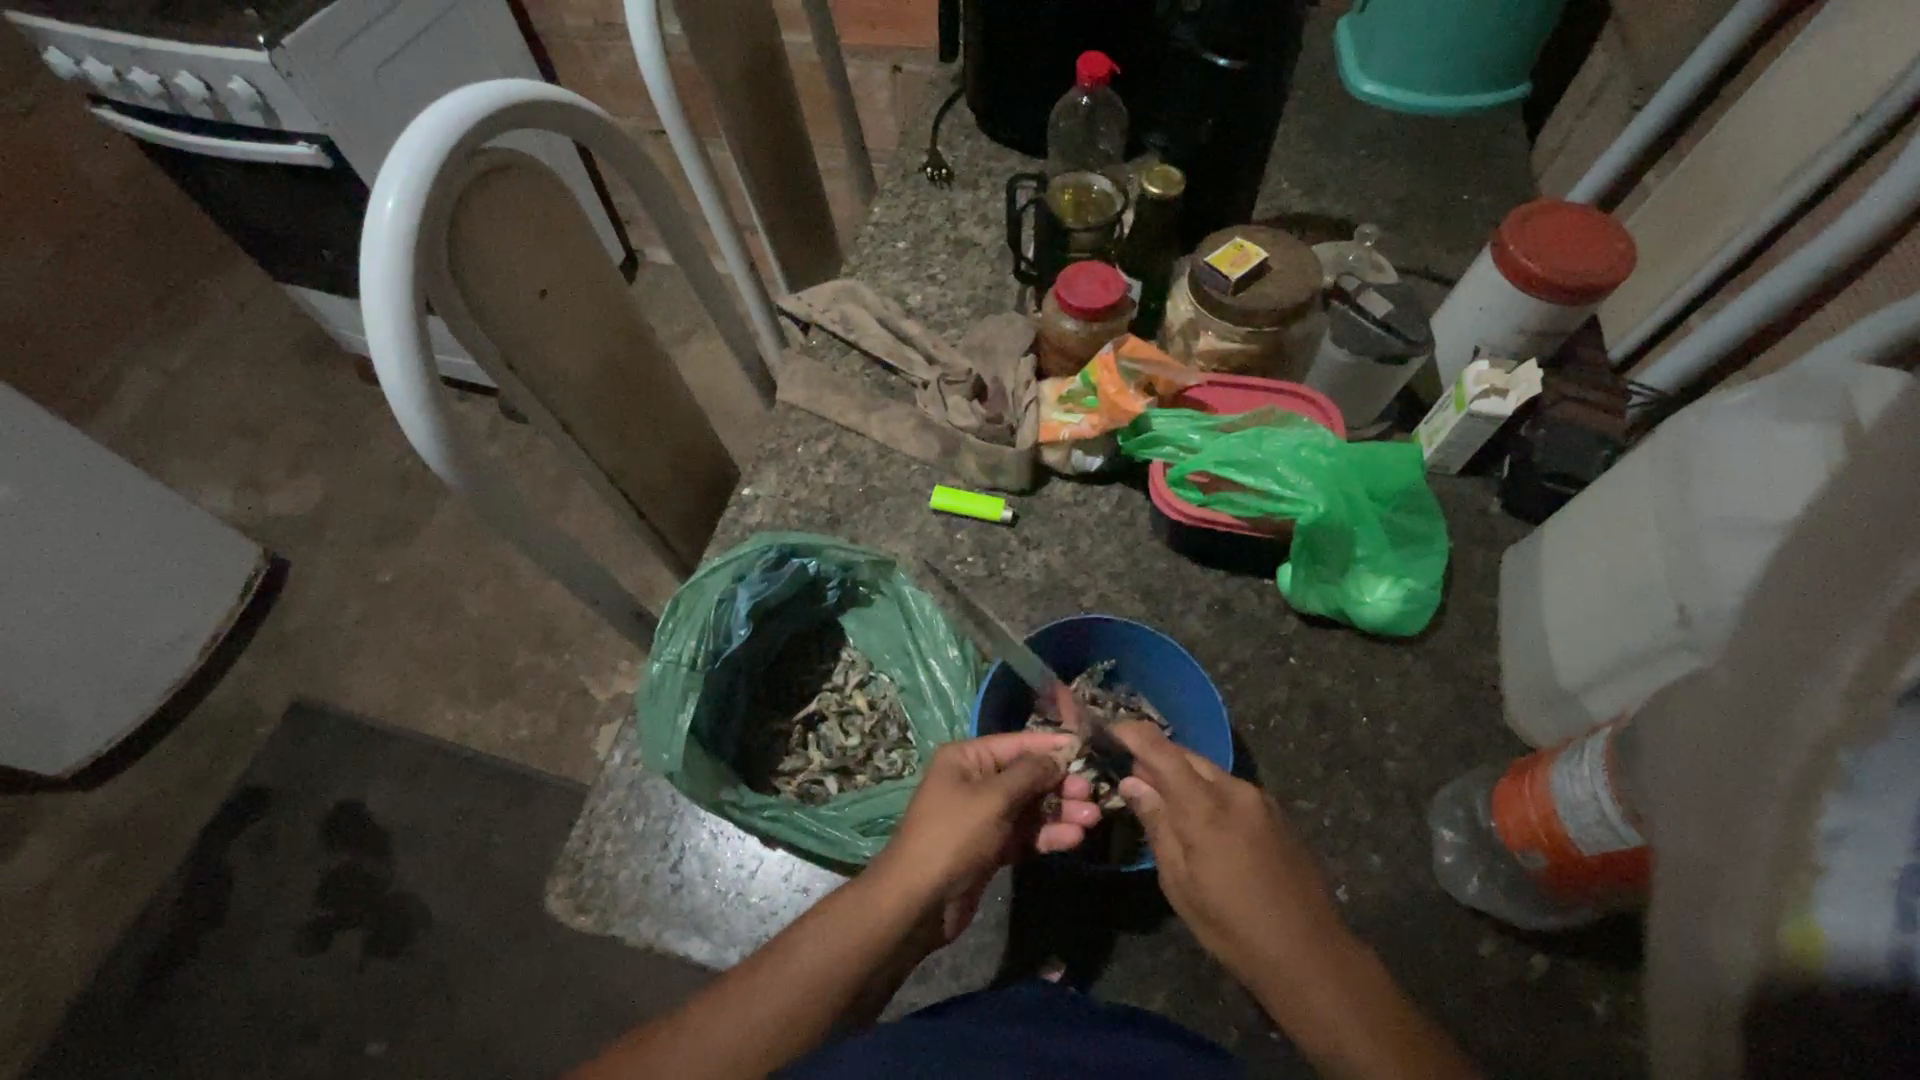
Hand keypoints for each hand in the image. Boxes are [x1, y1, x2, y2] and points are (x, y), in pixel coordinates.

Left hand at [870, 732, 1101, 941]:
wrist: (919, 901)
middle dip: (1061, 784)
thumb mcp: (993, 798)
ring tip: (1092, 820)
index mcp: (967, 758)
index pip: (1018, 743)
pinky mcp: (991, 847)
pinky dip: (1048, 835)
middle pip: (1028, 776)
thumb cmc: (953, 837)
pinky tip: (1073, 839)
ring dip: (1061, 812)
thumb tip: (1059, 756)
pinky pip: (1026, 834)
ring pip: (1031, 807)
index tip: (1090, 749)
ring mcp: (983, 816)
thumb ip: (1030, 773)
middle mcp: (975, 781)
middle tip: (1092, 795)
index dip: (1053, 747)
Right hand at [1112, 721, 1345, 987]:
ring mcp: (1261, 801)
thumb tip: (1132, 782)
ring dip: (1182, 777)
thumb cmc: (1232, 927)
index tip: (1108, 728)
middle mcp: (1236, 791)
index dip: (1133, 734)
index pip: (1162, 752)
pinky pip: (1230, 789)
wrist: (1311, 954)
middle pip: (1187, 757)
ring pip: (1210, 772)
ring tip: (1160, 798)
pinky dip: (1207, 792)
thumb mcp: (1179, 883)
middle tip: (1128, 774)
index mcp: (1207, 807)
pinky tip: (1200, 820)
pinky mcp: (1276, 814)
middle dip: (1155, 758)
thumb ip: (1157, 825)